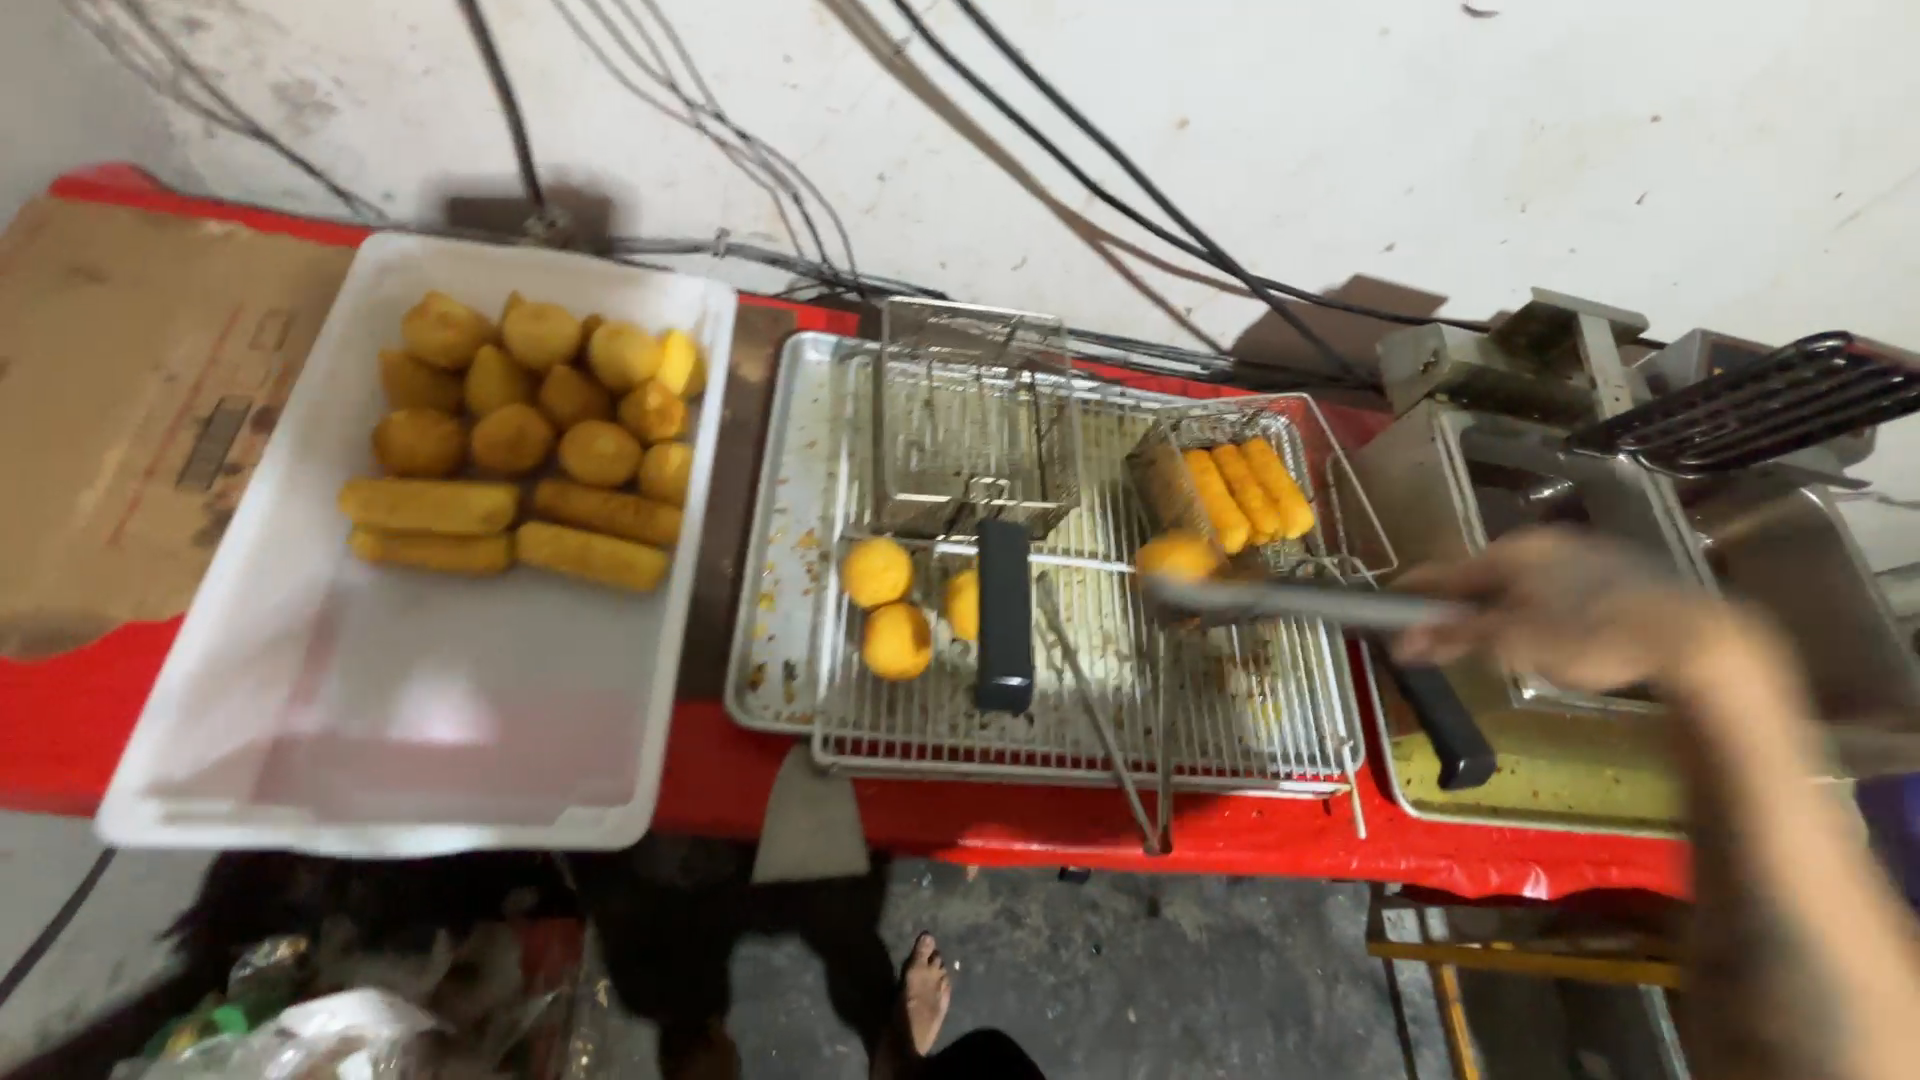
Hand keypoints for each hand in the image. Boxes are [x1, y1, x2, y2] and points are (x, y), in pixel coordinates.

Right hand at [1391, 526, 1731, 693]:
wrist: (1695, 642)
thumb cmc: (1588, 637)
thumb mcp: (1510, 644)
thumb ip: (1451, 637)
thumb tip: (1400, 641)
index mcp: (1510, 551)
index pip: (1441, 573)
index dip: (1413, 597)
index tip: (1389, 617)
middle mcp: (1541, 543)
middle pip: (1479, 577)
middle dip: (1457, 609)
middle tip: (1441, 644)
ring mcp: (1582, 554)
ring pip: (1517, 584)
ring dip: (1496, 612)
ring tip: (1495, 648)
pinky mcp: (1616, 573)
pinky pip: (1553, 589)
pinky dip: (1534, 611)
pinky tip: (1546, 638)